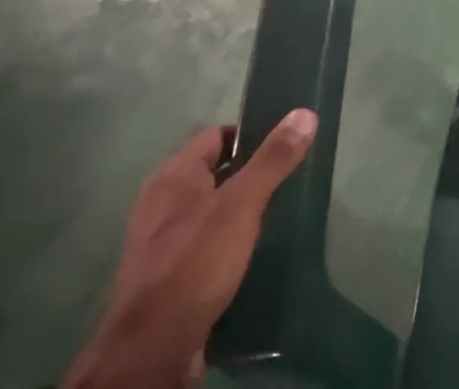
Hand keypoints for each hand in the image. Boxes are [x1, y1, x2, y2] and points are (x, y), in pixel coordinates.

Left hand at [63, 109, 318, 388]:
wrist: (154, 344)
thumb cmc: (197, 261)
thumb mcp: (242, 204)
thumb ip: (272, 160)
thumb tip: (304, 113)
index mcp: (171, 177)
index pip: (215, 135)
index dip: (250, 136)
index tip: (283, 151)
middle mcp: (158, 202)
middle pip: (211, 171)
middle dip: (246, 173)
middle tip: (284, 183)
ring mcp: (157, 239)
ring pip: (205, 207)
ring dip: (235, 208)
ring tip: (270, 218)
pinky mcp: (163, 272)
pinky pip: (198, 240)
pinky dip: (222, 239)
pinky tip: (246, 254)